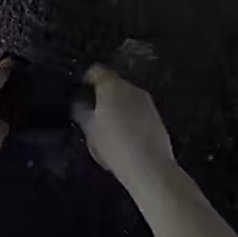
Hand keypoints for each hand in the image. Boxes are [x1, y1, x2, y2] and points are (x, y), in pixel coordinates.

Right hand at [73, 65, 177, 181]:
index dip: (87, 79)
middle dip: (103, 96)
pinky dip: (130, 117)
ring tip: (109, 128)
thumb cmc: (113, 145)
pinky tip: (125, 137)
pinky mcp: (157, 115)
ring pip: (126, 98)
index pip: (96, 71)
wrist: (148, 165)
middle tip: (94, 113)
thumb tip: (80, 104)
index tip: (82, 90)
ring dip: (117, 107)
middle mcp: (130, 88)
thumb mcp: (89, 130)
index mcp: (111, 86)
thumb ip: (82, 112)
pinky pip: (138, 110)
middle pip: (113, 84)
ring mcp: (146, 101)